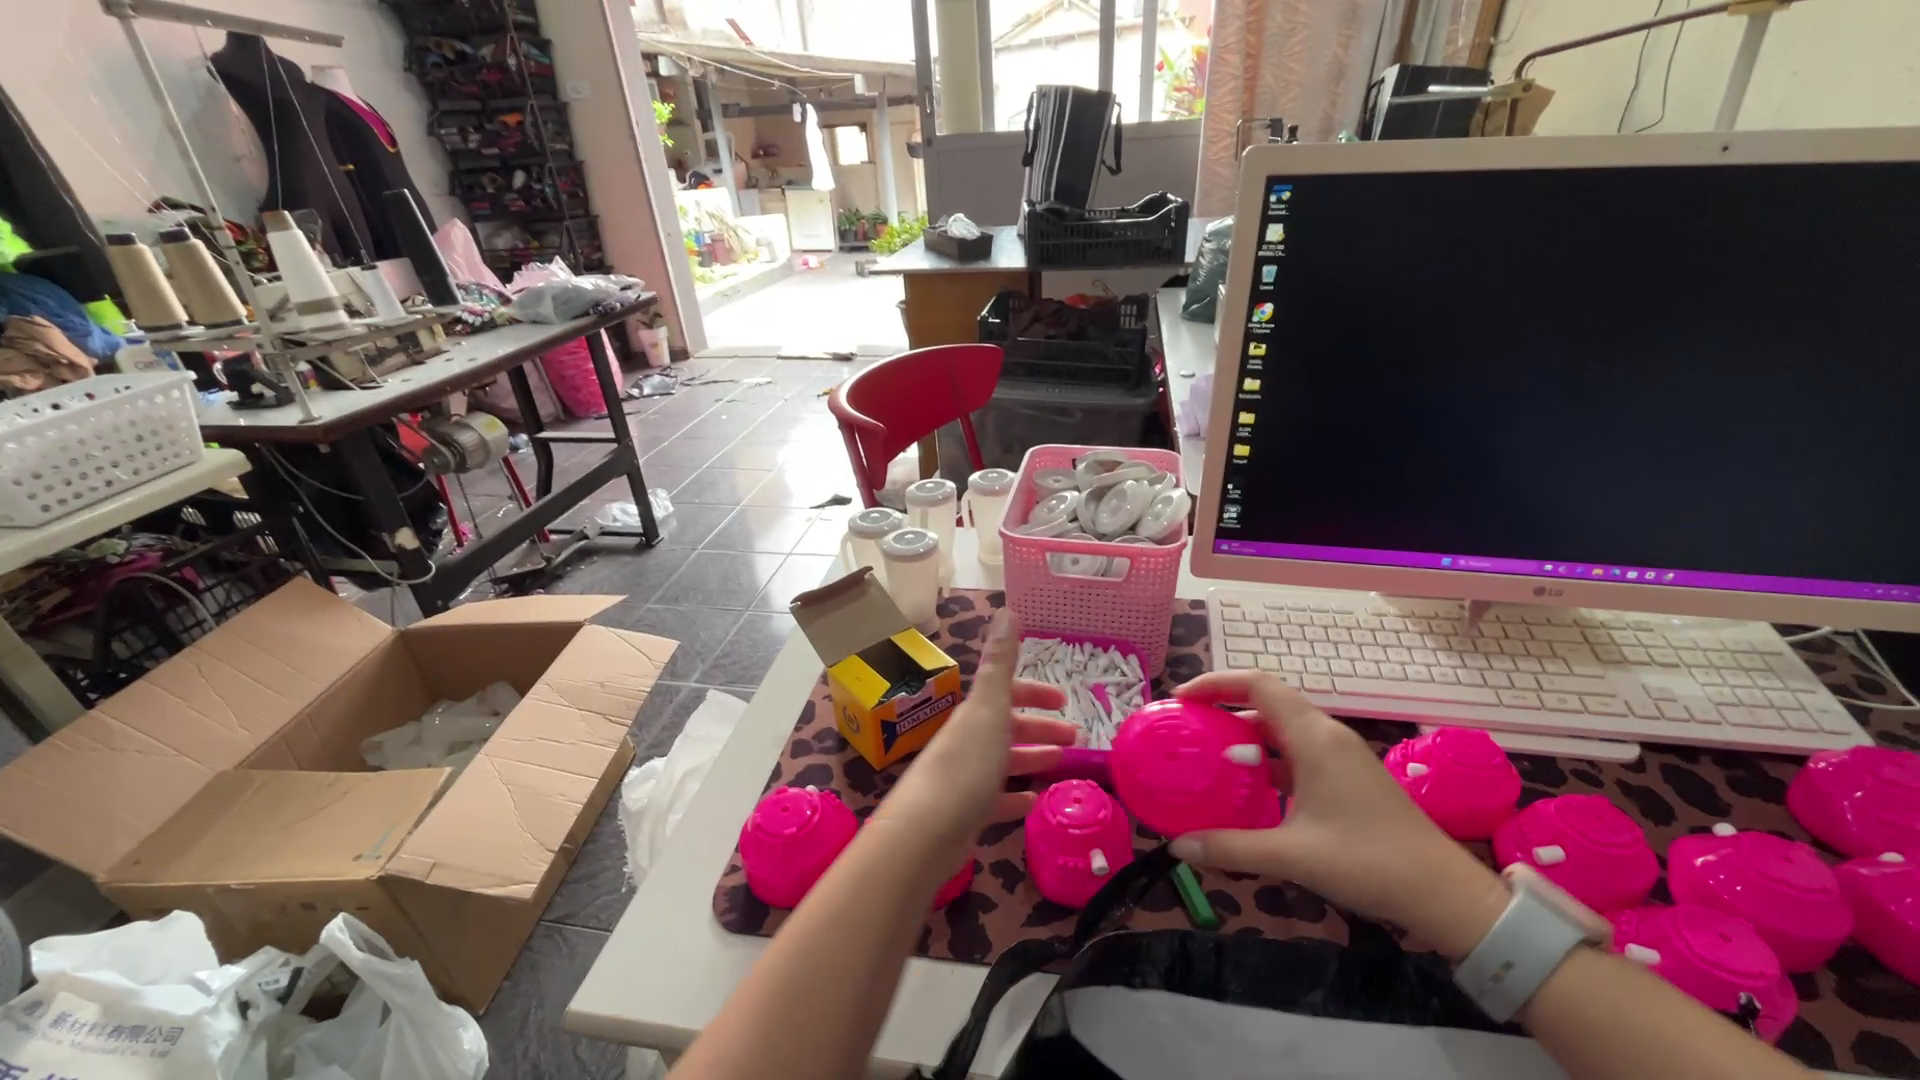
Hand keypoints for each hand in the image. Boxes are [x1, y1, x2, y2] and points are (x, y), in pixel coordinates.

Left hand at [874, 612, 1078, 864]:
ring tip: (1063, 765)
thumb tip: (1007, 609)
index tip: (1063, 699)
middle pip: (1007, 728)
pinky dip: (1015, 797)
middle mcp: (967, 742)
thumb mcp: (989, 708)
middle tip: (1076, 738)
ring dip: (1032, 759)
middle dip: (1039, 728)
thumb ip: (1001, 663)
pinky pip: (996, 801)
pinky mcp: (966, 815)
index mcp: (973, 714)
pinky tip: (1033, 801)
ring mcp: (964, 779)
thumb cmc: (965, 765)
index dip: (1033, 693)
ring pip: (1003, 763)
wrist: (926, 833)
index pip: (1004, 693)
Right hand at [1168, 672, 1507, 957]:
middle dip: (1224, 709)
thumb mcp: (1292, 856)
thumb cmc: (1368, 862)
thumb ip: (1230, 848)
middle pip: (1268, 702)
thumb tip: (1177, 846)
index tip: (1181, 701)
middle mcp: (1327, 736)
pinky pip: (1297, 754)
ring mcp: (1340, 757)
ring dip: (1245, 738)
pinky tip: (1248, 789)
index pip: (1258, 685)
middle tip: (1188, 730)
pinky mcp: (1348, 778)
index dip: (1215, 683)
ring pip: (1283, 730)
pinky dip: (1267, 761)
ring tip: (1209, 758)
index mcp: (1314, 738)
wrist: (1443, 893)